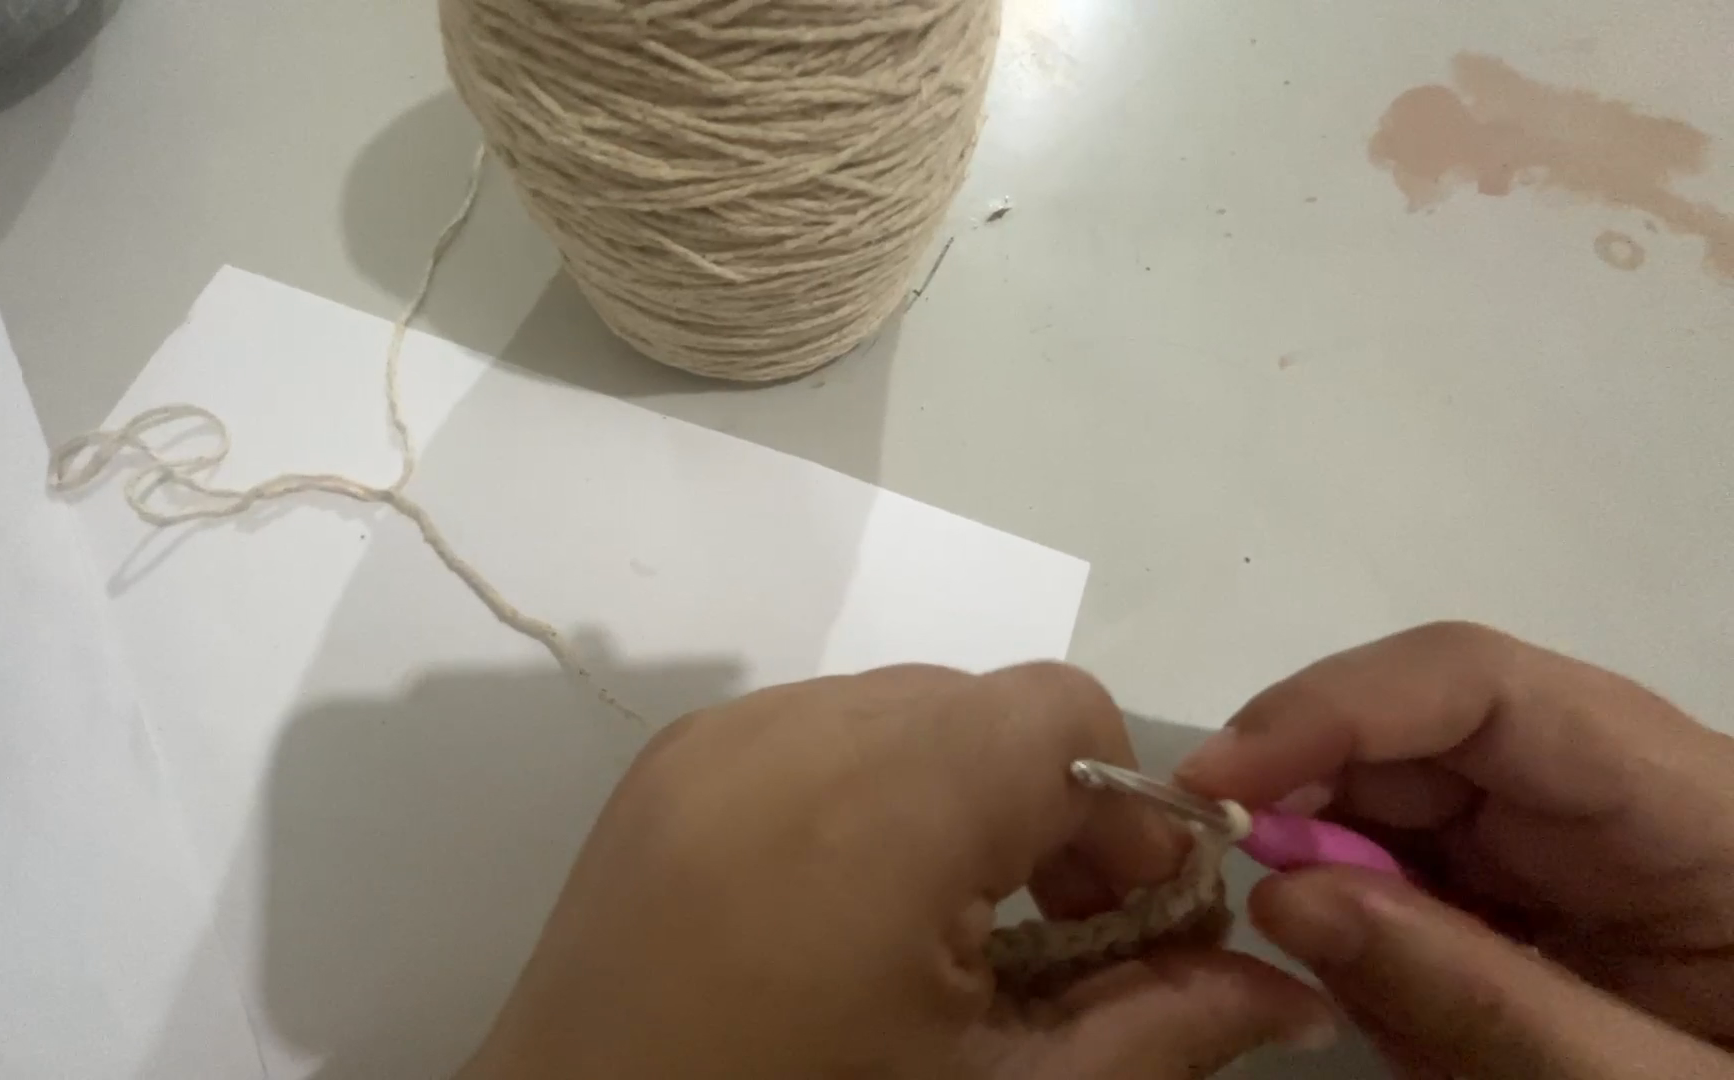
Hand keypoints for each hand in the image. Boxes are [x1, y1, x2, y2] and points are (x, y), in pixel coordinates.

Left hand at [460, 664, 1331, 1079]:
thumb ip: (1159, 1026)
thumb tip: (1286, 987)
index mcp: (886, 795)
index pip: (1057, 703)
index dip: (1117, 795)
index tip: (1121, 901)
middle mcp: (796, 725)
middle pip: (977, 703)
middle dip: (1037, 793)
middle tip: (1035, 920)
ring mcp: (722, 728)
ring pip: (896, 706)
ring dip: (947, 782)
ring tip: (932, 907)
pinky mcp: (675, 749)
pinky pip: (811, 724)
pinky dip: (859, 778)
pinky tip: (835, 884)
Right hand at [1178, 622, 1733, 1076]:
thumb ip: (1482, 1005)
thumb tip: (1276, 896)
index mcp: (1690, 802)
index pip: (1474, 683)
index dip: (1327, 709)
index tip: (1216, 781)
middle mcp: (1599, 777)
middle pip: (1398, 728)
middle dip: (1292, 786)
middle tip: (1212, 862)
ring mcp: (1545, 817)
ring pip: (1369, 780)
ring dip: (1307, 848)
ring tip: (1299, 940)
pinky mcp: (1502, 859)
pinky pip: (1378, 839)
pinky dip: (1332, 893)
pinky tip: (1345, 955)